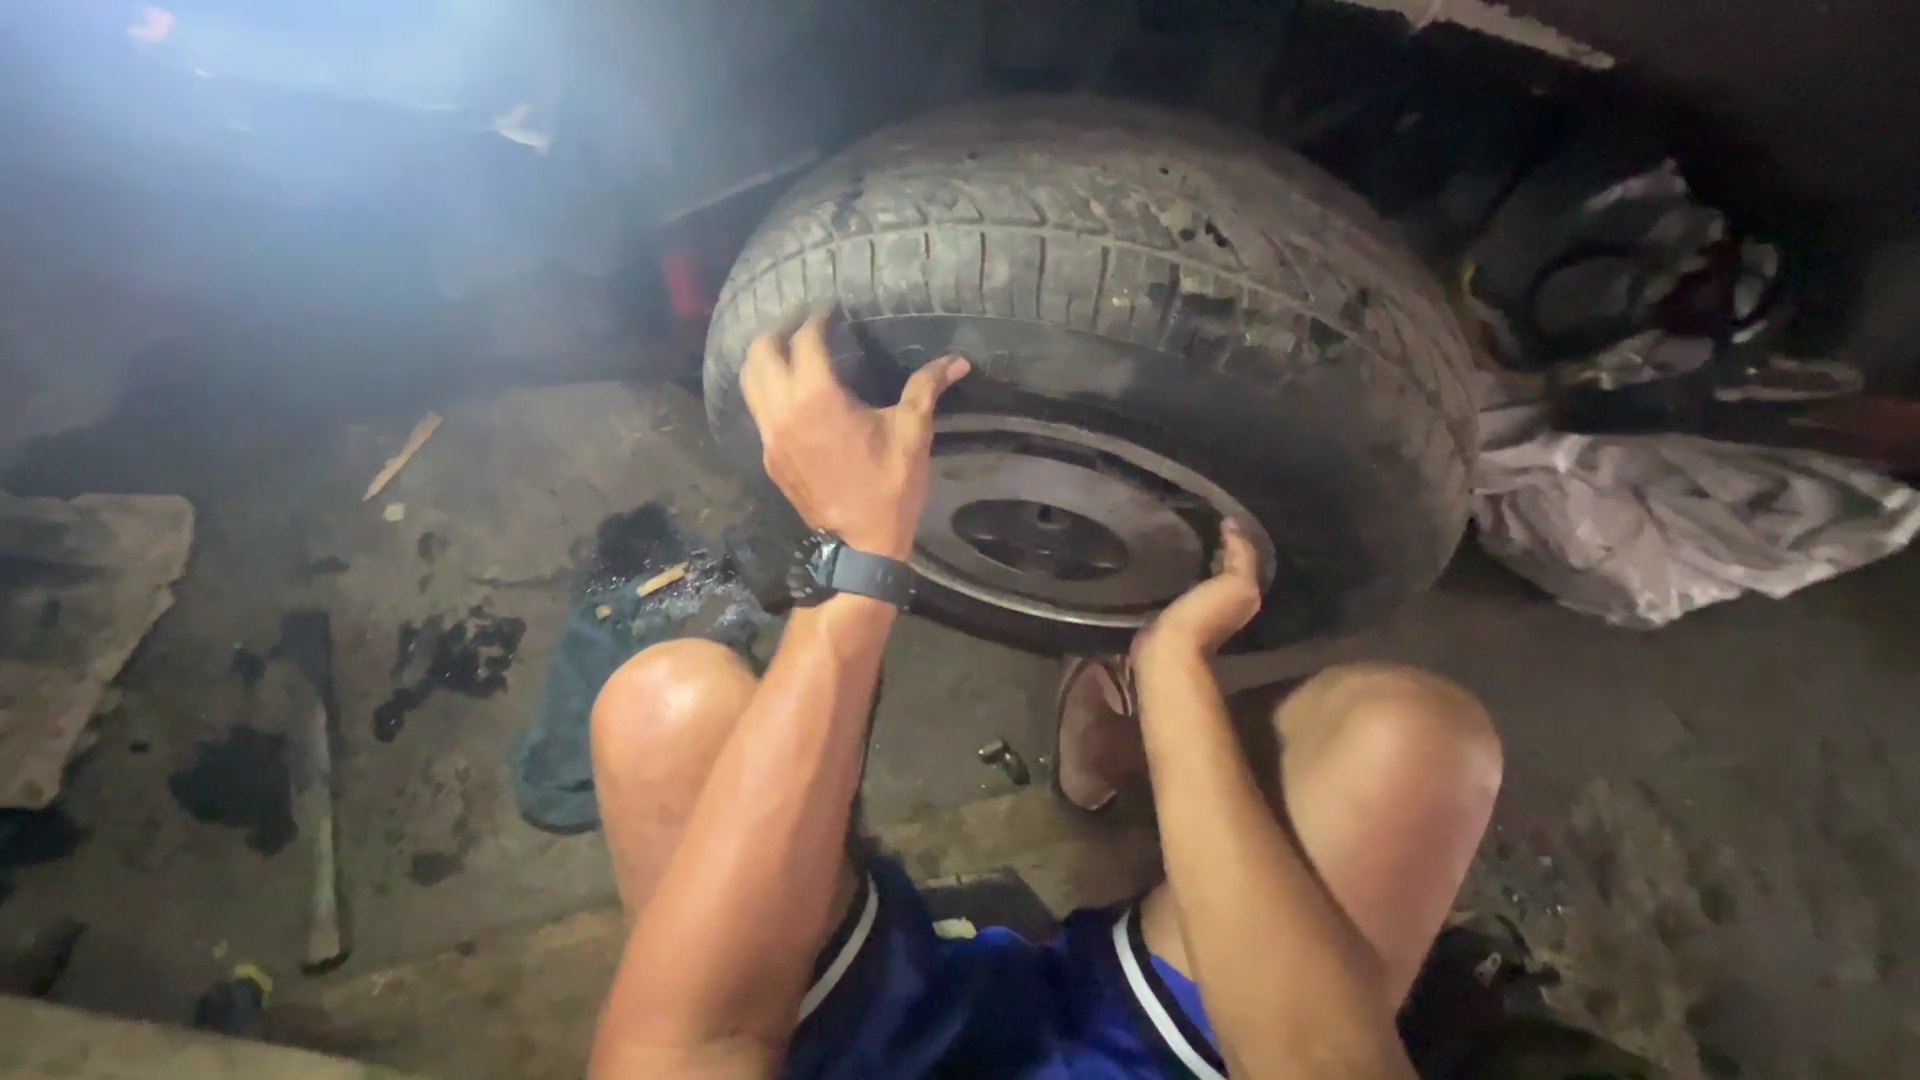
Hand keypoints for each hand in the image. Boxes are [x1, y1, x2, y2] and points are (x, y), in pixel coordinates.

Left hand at [740, 313, 968, 559]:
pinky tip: (790, 395)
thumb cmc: (889, 485)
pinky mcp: (770, 458)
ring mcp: (770, 437)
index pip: (805, 340)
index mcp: (818, 398)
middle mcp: (783, 411)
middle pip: (761, 353)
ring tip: (790, 353)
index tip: (832, 311)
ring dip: (766, 360)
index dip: (817, 318)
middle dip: (780, 332)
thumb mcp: (912, 433)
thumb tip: (958, 361)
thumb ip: (927, 388)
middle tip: (805, 327)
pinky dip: (766, 392)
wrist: (861, 544)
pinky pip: (757, 412)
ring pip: (750, 382)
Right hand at [1132, 519, 1261, 660]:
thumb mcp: (1236, 582)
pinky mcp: (1177, 613)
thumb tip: (1232, 524)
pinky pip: (1184, 585)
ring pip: (1205, 576)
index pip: (1245, 558)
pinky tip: (1169, 559)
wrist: (1169, 649)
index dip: (1236, 536)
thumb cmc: (1205, 615)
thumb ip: (1240, 553)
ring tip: (1184, 535)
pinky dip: (1182, 571)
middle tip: (1201, 520)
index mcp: (1244, 594)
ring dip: (1199, 559)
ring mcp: (1202, 609)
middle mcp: (1227, 602)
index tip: (1219, 514)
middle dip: (1218, 547)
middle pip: (1226, 567)